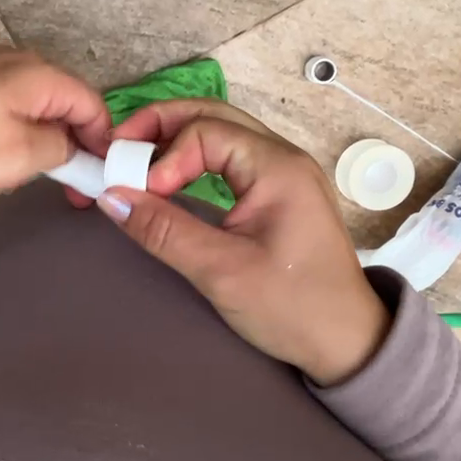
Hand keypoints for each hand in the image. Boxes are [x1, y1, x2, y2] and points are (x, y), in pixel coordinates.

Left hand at [0, 48, 111, 198]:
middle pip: (61, 99)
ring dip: (34, 134)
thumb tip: (70, 143)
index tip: (90, 180)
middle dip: (66, 139)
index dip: (100, 142)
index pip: (92, 104)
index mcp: (39, 72)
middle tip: (56, 181)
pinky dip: (5, 124)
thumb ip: (62, 147)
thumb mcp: (20, 156)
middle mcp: (15, 55)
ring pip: (29, 100)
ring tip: (15, 170)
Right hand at [99, 99, 390, 384]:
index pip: (204, 132)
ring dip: (174, 139)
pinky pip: (226, 157)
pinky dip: (191, 159)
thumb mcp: (221, 272)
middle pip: (211, 115)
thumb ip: (164, 230)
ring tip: (135, 158)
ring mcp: (281, 172)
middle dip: (161, 124)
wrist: (350, 345)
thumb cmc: (292, 307)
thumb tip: (110, 196)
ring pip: (218, 132)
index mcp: (277, 167)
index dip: (163, 155)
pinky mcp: (275, 192)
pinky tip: (168, 178)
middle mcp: (281, 157)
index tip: (137, 192)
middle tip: (119, 146)